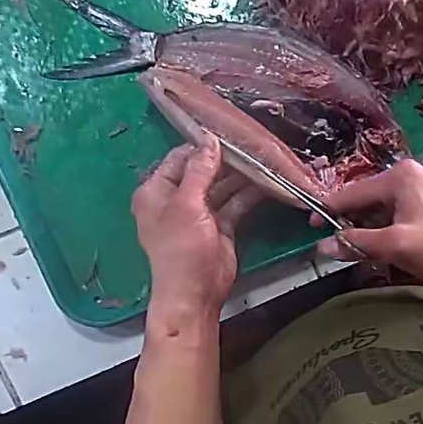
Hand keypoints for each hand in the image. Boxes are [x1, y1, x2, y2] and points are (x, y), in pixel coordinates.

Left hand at [133, 143, 261, 319]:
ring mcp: (200, 214)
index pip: (179, 158)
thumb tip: (210, 141)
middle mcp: (177, 200)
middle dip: (225, 160)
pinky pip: (234, 204)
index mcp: (156, 191)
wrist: (195, 291)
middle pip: (203, 171)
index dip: (201, 145)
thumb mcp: (186, 204)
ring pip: (222, 187)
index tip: (226, 131)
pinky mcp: (220, 227)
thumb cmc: (181, 248)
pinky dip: (248, 195)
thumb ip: (199, 170)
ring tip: (263, 159)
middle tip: (251, 144)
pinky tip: (265, 183)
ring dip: (240, 176)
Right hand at [317, 159, 422, 286]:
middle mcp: (406, 177)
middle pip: (364, 202)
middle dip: (350, 226)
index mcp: (398, 176)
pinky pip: (392, 219)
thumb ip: (357, 243)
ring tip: (358, 254)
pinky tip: (379, 253)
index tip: (310, 226)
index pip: (351, 193)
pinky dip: (382, 235)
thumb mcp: (395, 245)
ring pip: (377, 213)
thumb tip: (324, 245)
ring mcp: (417, 192)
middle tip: (337, 248)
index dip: (328, 211)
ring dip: (367, 234)